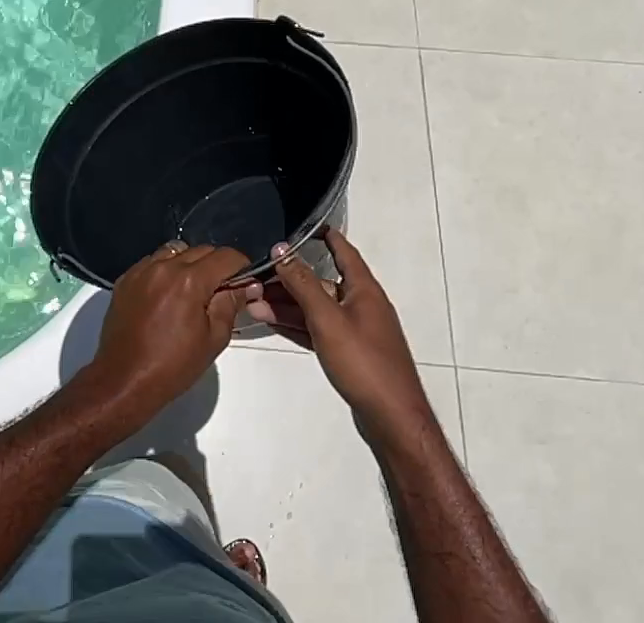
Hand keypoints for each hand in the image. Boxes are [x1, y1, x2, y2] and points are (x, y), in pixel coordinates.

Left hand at [84, 242, 256, 424]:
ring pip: (175, 251)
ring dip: (189, 264)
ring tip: (191, 291)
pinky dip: (165, 270)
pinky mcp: (125, 279)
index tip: (244, 282)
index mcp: (189, 280)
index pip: (226, 256)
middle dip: (217, 265)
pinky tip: (166, 294)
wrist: (125, 379)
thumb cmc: (173, 365)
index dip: (241, 267)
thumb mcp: (214, 338)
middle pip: (201, 250)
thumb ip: (231, 304)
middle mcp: (164, 267)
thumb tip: (246, 285)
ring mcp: (141, 270)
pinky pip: (152, 262)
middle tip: (220, 292)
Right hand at [248, 229, 428, 433]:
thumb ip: (303, 284)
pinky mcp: (348, 353)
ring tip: (252, 303)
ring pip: (315, 309)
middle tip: (256, 277)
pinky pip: (317, 330)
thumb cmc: (363, 362)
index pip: (344, 252)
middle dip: (289, 280)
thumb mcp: (328, 318)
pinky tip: (271, 322)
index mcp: (363, 290)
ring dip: (286, 305)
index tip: (306, 226)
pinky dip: (296, 325)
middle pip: (321, 283)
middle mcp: (361, 305)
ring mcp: (355, 331)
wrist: (390, 417)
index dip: (326, 237)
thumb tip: (282, 251)